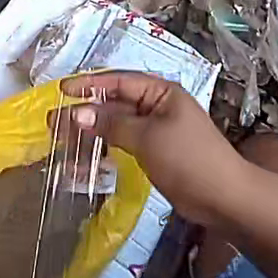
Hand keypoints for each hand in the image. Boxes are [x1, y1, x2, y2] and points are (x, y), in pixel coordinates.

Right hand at [61, 72, 249, 225]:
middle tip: (54, 121)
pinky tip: (87, 155)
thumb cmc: (188, 159)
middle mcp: (159, 105)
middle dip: (87, 109)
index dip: (90, 84)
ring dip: (93, 129)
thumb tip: (77, 113)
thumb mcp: (148, 137)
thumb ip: (112, 124)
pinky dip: (106, 146)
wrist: (222, 196)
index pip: (120, 80)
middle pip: (117, 101)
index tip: (62, 90)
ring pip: (118, 123)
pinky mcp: (156, 151)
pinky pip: (125, 141)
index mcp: (163, 92)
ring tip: (64, 139)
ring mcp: (158, 129)